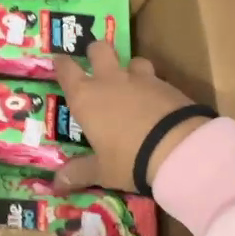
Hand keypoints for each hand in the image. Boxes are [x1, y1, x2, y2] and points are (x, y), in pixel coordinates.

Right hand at [52, 41, 204, 192]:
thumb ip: (78, 173)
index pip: (66, 69)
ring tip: (131, 83)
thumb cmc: (128, 158)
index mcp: (85, 97)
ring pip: (132, 60)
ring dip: (129, 68)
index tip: (59, 60)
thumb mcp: (101, 171)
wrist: (179, 148)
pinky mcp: (168, 85)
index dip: (61, 63)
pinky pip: (156, 78)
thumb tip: (55, 186)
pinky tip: (156, 102)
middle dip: (95, 51)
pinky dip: (153, 87)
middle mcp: (110, 81)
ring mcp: (141, 80)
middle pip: (99, 49)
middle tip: (95, 62)